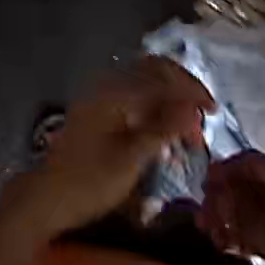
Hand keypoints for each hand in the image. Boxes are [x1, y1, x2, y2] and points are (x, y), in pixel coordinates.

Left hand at [11, 58, 213, 236]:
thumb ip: (162, 128)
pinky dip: (154, 101)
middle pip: (153, 69)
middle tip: (203, 113)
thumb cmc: (91, 180)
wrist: (50, 195)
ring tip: (188, 121)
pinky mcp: (100, 106)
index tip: (214, 110)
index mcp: (115, 90)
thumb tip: (192, 106)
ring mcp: (101, 92)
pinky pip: (134, 91)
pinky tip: (165, 123)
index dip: (190, 90)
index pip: (162, 78)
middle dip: (181, 86)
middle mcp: (108, 82)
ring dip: (169, 93)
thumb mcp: (131, 159)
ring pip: (143, 78)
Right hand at [200, 151, 264, 264]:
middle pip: (251, 188)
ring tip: (207, 230)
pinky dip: (239, 237)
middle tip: (202, 212)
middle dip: (223, 198)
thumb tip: (221, 195)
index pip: (257, 164)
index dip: (228, 168)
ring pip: (252, 213)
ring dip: (226, 219)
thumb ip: (248, 214)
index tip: (206, 181)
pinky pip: (259, 235)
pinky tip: (222, 243)